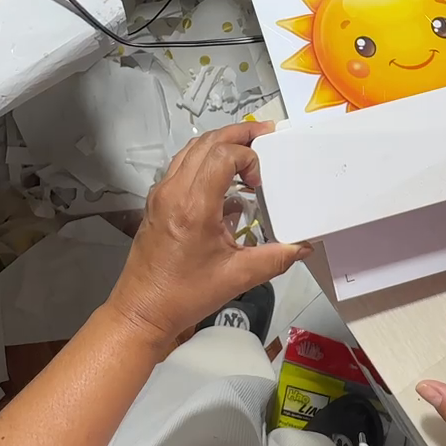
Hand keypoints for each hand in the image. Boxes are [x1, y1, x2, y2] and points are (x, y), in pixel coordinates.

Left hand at [104, 121, 308, 347]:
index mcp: (193, 205)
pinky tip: (224, 178)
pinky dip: (205, 159)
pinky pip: (182, 164)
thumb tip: (304, 246)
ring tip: (247, 148)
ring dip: (220, 142)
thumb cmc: (186, 295)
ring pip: (192, 149)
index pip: (222, 155)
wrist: (142, 311)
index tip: (260, 182)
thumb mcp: (237, 277)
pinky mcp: (157, 200)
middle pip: (206, 142)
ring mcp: (162, 193)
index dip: (248, 157)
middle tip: (265, 134)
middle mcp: (174, 190)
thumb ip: (276, 258)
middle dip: (238, 133)